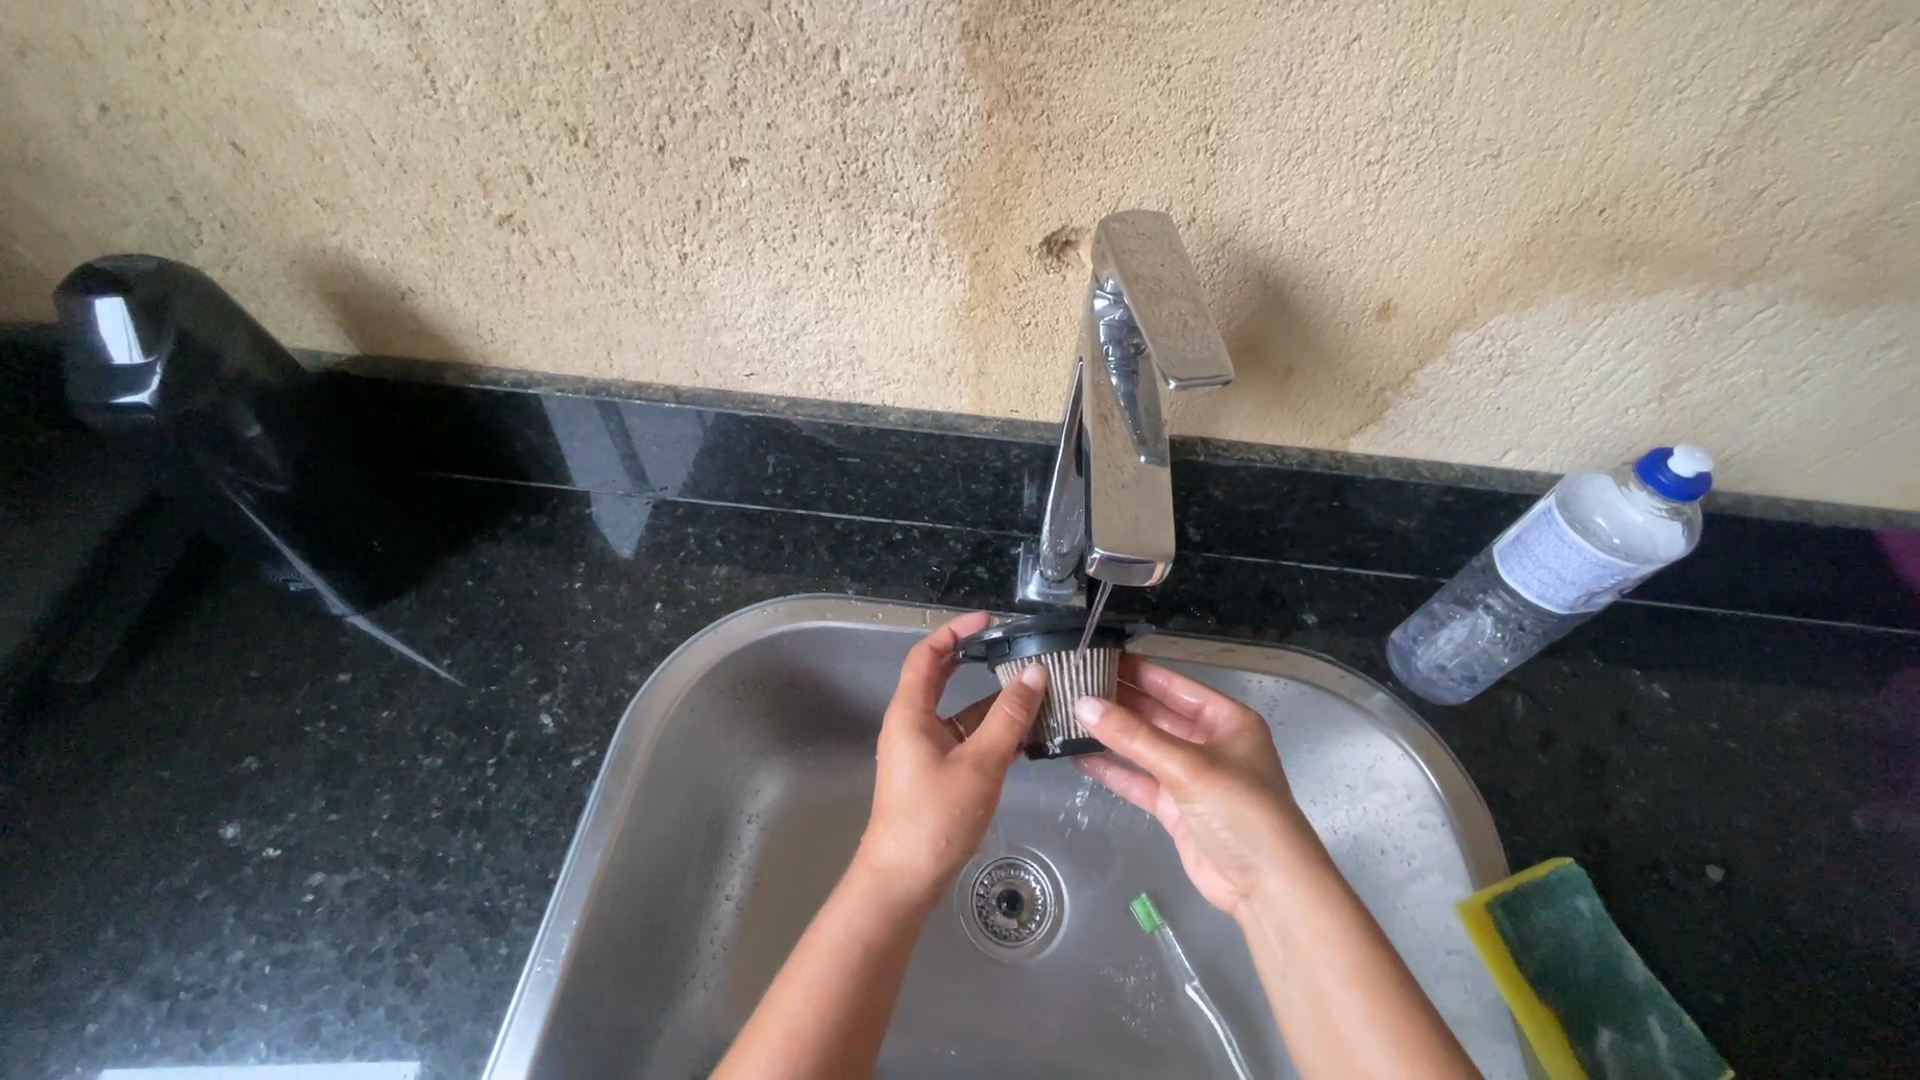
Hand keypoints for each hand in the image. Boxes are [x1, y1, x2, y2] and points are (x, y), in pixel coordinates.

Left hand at [855, 612, 1047, 904]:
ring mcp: (923, 751)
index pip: (927, 654)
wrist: (904, 879)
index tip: (989, 621)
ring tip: (1034, 692)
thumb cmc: (936, 816)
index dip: (955, 631)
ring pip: (959, 713)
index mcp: (910, 711)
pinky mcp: (935, 774)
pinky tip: (1026, 735)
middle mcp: (912, 724)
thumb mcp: (980, 762)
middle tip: (1013, 649)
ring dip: (991, 703)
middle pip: (941, 678)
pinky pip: (964, 740)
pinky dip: (991, 733)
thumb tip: (1035, 674)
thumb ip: (1009, 717)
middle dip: (975, 661)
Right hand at [1073, 656, 1317, 917]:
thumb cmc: (1241, 810)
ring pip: (1143, 746)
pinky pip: (1138, 779)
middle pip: (1155, 713)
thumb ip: (1134, 736)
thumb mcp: (1188, 766)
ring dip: (1110, 735)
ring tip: (1067, 716)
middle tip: (1072, 685)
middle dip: (1118, 701)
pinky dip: (1112, 769)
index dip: (1136, 670)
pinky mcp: (1174, 807)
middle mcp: (1207, 742)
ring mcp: (1190, 776)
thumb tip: (1083, 705)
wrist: (1267, 887)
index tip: (1095, 656)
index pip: (1173, 684)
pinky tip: (1079, 757)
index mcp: (1225, 719)